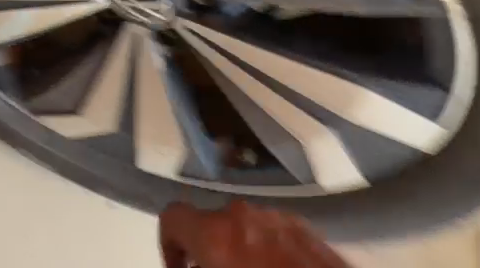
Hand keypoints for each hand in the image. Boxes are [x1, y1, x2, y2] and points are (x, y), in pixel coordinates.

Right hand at [159, 201, 350, 267]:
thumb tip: (193, 266)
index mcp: (216, 235)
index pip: (172, 217)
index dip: (168, 245)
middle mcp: (242, 217)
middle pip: (209, 224)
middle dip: (207, 253)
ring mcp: (280, 220)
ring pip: (243, 228)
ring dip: (239, 252)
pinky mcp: (310, 232)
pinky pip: (274, 234)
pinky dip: (268, 253)